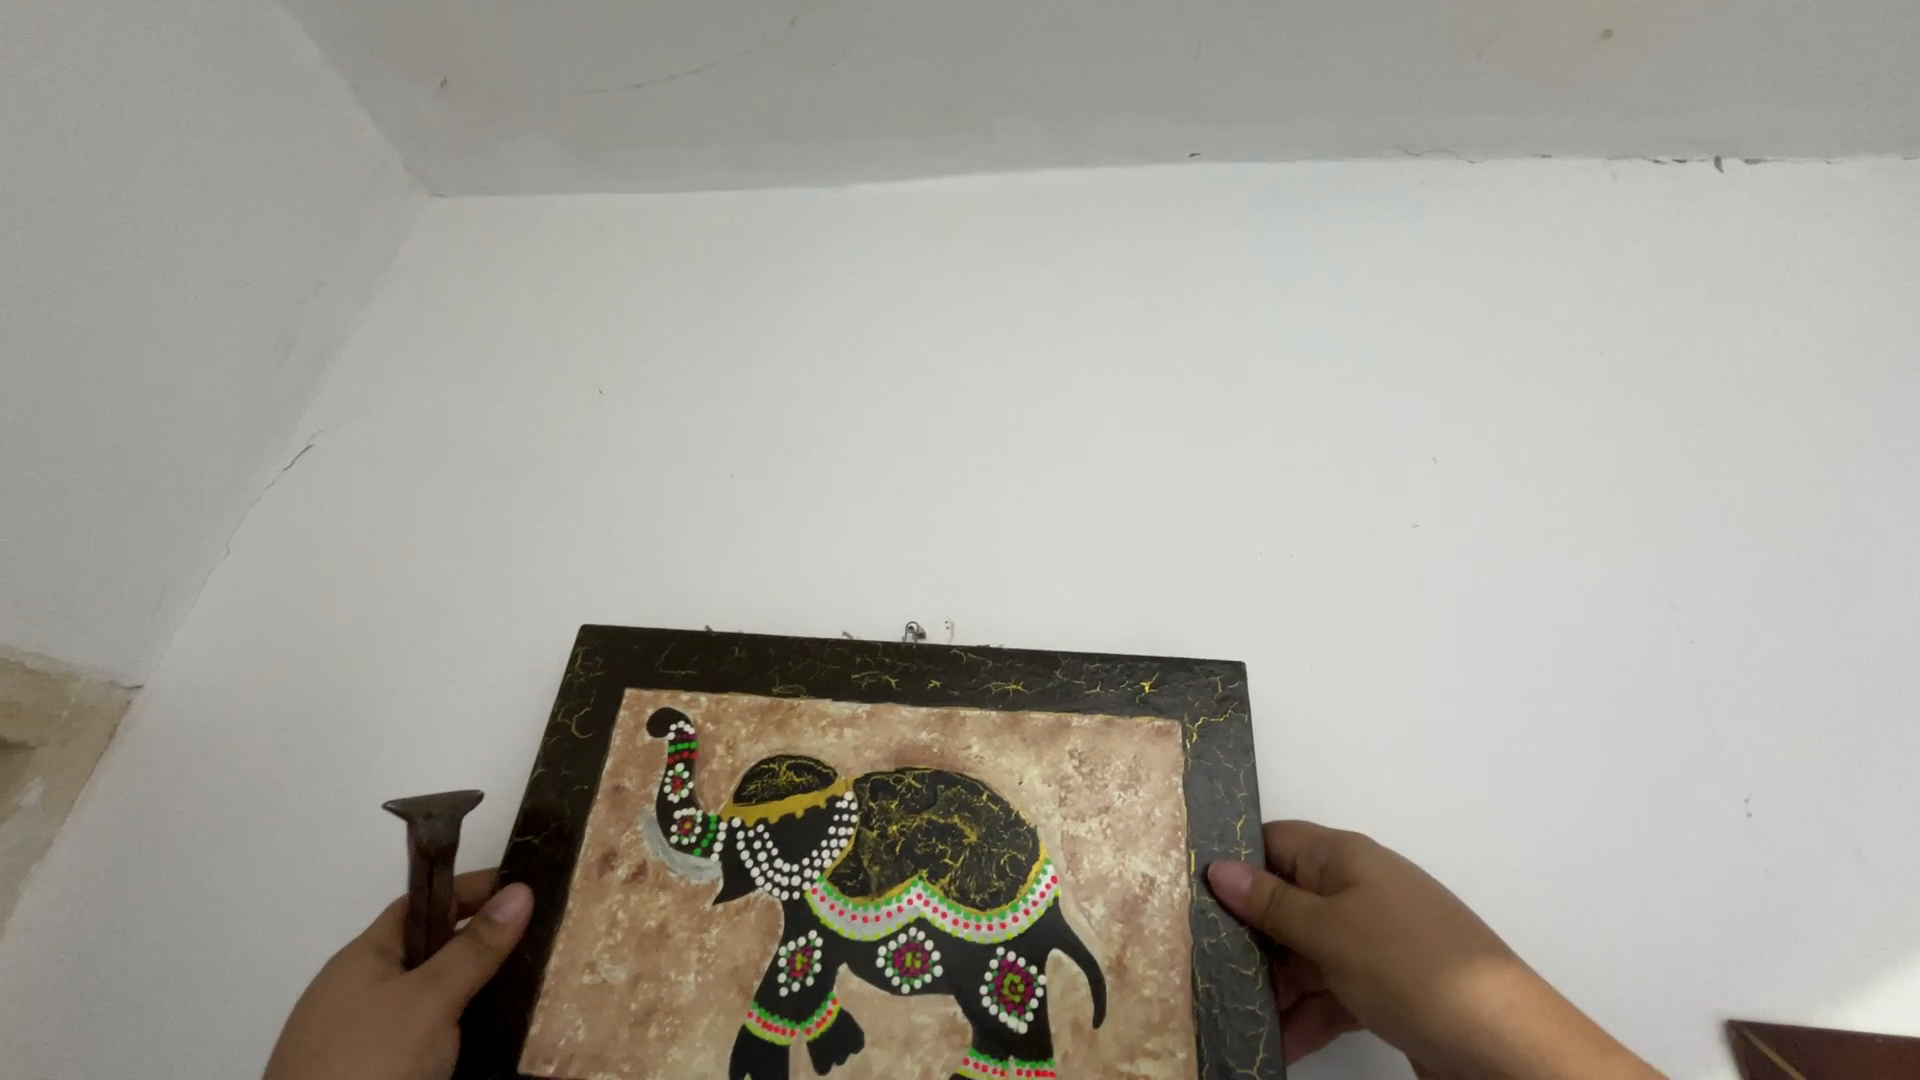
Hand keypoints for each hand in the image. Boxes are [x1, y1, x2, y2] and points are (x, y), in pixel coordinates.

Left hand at [264, 869, 533, 1079]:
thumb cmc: (366, 1065)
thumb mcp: (429, 999)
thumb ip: (476, 947)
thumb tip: (522, 888)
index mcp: (363, 959)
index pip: (425, 902)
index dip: (474, 889)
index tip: (526, 889)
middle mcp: (362, 991)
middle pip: (435, 948)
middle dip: (488, 940)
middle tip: (543, 934)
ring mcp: (369, 1036)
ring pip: (438, 993)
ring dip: (482, 986)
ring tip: (536, 978)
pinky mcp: (382, 1071)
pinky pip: (436, 1032)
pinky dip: (468, 1025)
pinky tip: (503, 1028)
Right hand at [1207, 822, 1659, 1078]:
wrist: (1512, 1049)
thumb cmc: (1409, 965)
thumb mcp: (1328, 931)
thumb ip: (1268, 903)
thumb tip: (1216, 867)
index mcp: (1342, 857)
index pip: (1272, 842)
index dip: (1232, 861)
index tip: (1186, 889)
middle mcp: (1355, 890)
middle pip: (1283, 901)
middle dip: (1245, 935)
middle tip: (1198, 963)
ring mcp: (1372, 941)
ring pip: (1302, 951)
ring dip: (1271, 984)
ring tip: (1230, 1013)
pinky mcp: (1386, 987)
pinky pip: (1330, 990)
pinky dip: (1305, 1015)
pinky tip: (1277, 1045)